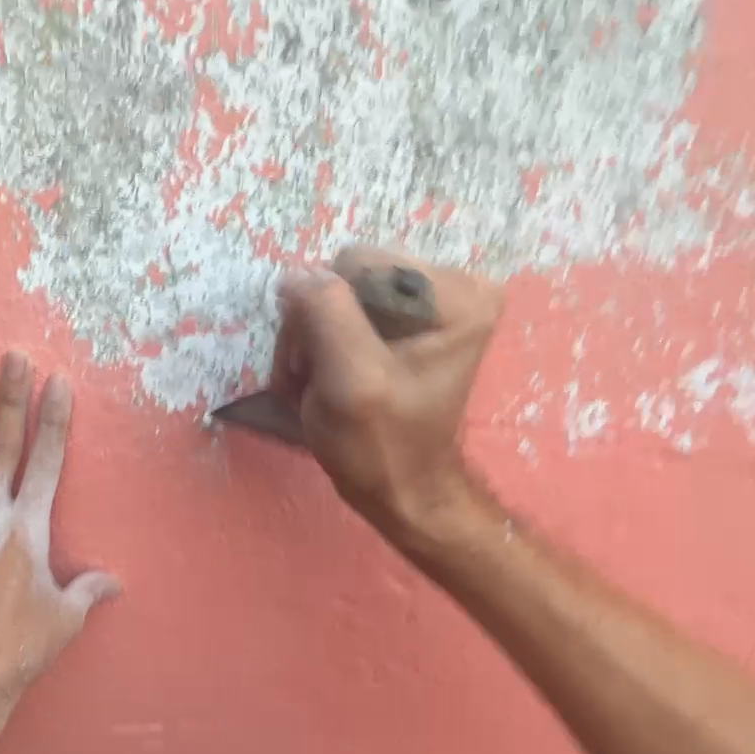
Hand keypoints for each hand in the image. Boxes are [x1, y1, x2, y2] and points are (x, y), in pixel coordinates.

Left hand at [0, 352, 119, 753]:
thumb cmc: (17, 649)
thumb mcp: (64, 619)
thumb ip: (87, 590)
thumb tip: (111, 582)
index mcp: (30, 529)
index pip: (48, 460)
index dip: (54, 419)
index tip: (58, 383)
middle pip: (5, 445)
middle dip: (12, 397)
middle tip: (14, 356)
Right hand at [270, 245, 502, 537]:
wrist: (398, 490)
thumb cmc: (381, 445)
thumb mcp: (352, 380)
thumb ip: (327, 316)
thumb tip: (297, 273)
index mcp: (458, 294)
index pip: (357, 263)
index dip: (326, 310)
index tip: (323, 364)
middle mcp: (450, 286)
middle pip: (345, 277)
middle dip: (314, 328)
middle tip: (312, 377)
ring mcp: (426, 302)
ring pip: (333, 295)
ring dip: (309, 341)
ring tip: (314, 384)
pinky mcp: (404, 320)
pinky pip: (338, 311)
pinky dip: (317, 347)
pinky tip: (320, 380)